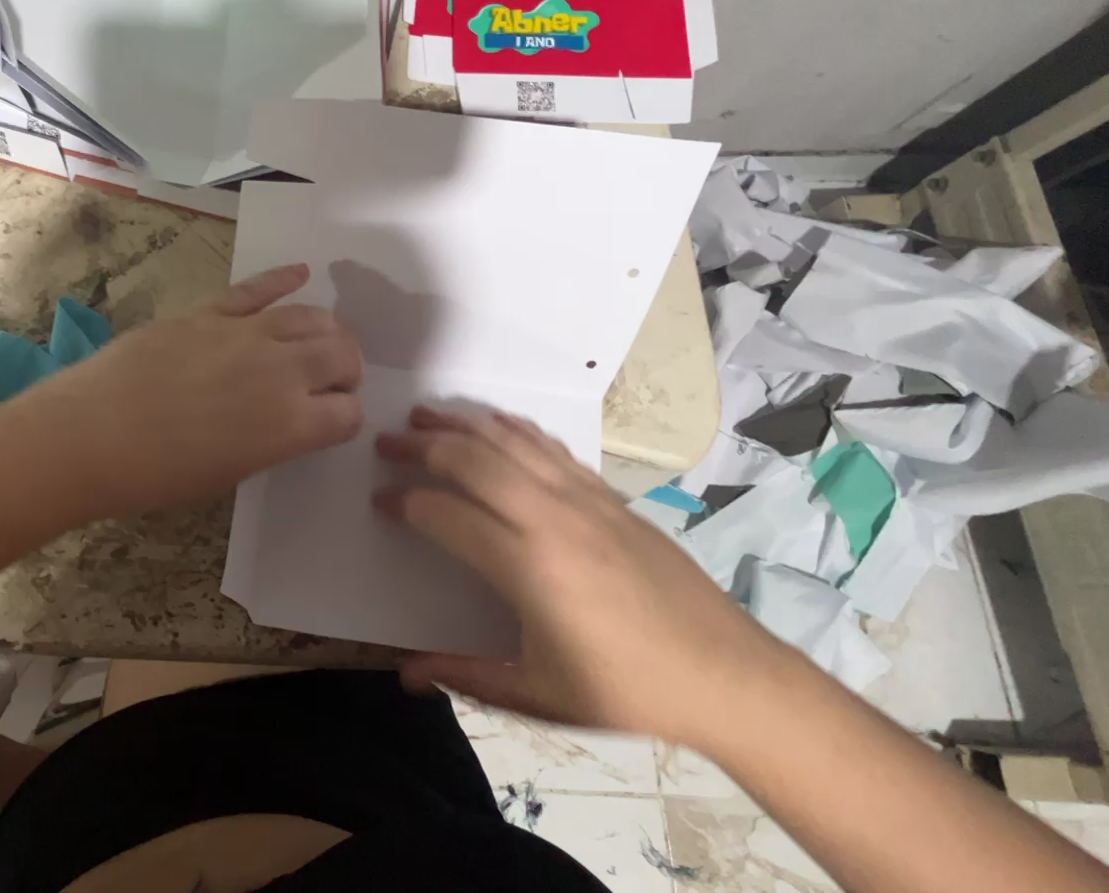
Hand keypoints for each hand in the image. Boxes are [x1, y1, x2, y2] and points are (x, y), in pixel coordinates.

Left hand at [12, 264, 363, 519]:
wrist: (89, 436)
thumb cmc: (157, 475)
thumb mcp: (230, 472)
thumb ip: (271, 440)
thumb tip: (284, 419)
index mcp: (292, 425)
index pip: (348, 412)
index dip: (343, 417)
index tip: (328, 422)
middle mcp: (281, 371)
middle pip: (341, 354)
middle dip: (345, 368)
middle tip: (329, 382)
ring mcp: (245, 333)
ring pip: (310, 316)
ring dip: (325, 330)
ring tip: (318, 341)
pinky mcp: (208, 312)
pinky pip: (257, 289)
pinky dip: (283, 279)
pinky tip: (300, 273)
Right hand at [375, 405, 792, 748]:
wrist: (729, 678)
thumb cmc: (626, 691)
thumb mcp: (537, 695)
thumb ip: (465, 676)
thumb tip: (405, 674)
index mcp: (526, 566)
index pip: (445, 514)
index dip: (404, 503)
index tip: (379, 501)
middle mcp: (551, 519)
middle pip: (472, 461)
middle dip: (421, 446)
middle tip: (386, 443)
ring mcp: (585, 501)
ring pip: (511, 443)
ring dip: (463, 424)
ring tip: (425, 413)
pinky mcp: (610, 498)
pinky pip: (552, 448)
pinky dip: (515, 429)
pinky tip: (496, 422)